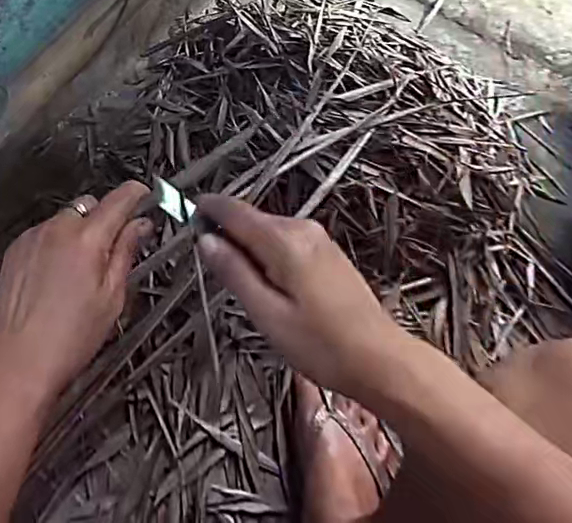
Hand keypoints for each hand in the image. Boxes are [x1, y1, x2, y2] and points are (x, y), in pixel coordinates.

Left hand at [0, 180, 154, 399]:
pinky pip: (44, 233)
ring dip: (78, 233)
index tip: (144, 195)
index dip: (136, 193)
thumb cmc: (68, 338)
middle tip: (111, 252)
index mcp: (88, 238)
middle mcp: (59, 228)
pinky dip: (55, 244)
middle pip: (90, 206)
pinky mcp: (17, 247)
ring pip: (66, 219)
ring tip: (79, 274)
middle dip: (104, 221)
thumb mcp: (112, 298)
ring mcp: (34, 235)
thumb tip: (140, 225)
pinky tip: (56, 277)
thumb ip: (126, 252)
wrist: (18, 360)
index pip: (119, 199)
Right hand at [195, 194, 410, 402]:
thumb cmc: (323, 345)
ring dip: (249, 247)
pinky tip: (274, 287)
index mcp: (283, 240)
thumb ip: (233, 272)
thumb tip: (206, 240)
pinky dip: (269, 253)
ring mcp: (317, 237)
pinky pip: (285, 240)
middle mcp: (300, 228)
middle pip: (250, 219)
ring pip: (267, 230)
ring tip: (249, 289)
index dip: (207, 209)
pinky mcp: (326, 250)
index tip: (188, 215)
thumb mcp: (267, 314)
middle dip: (228, 235)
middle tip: (217, 271)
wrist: (383, 361)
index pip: (233, 209)